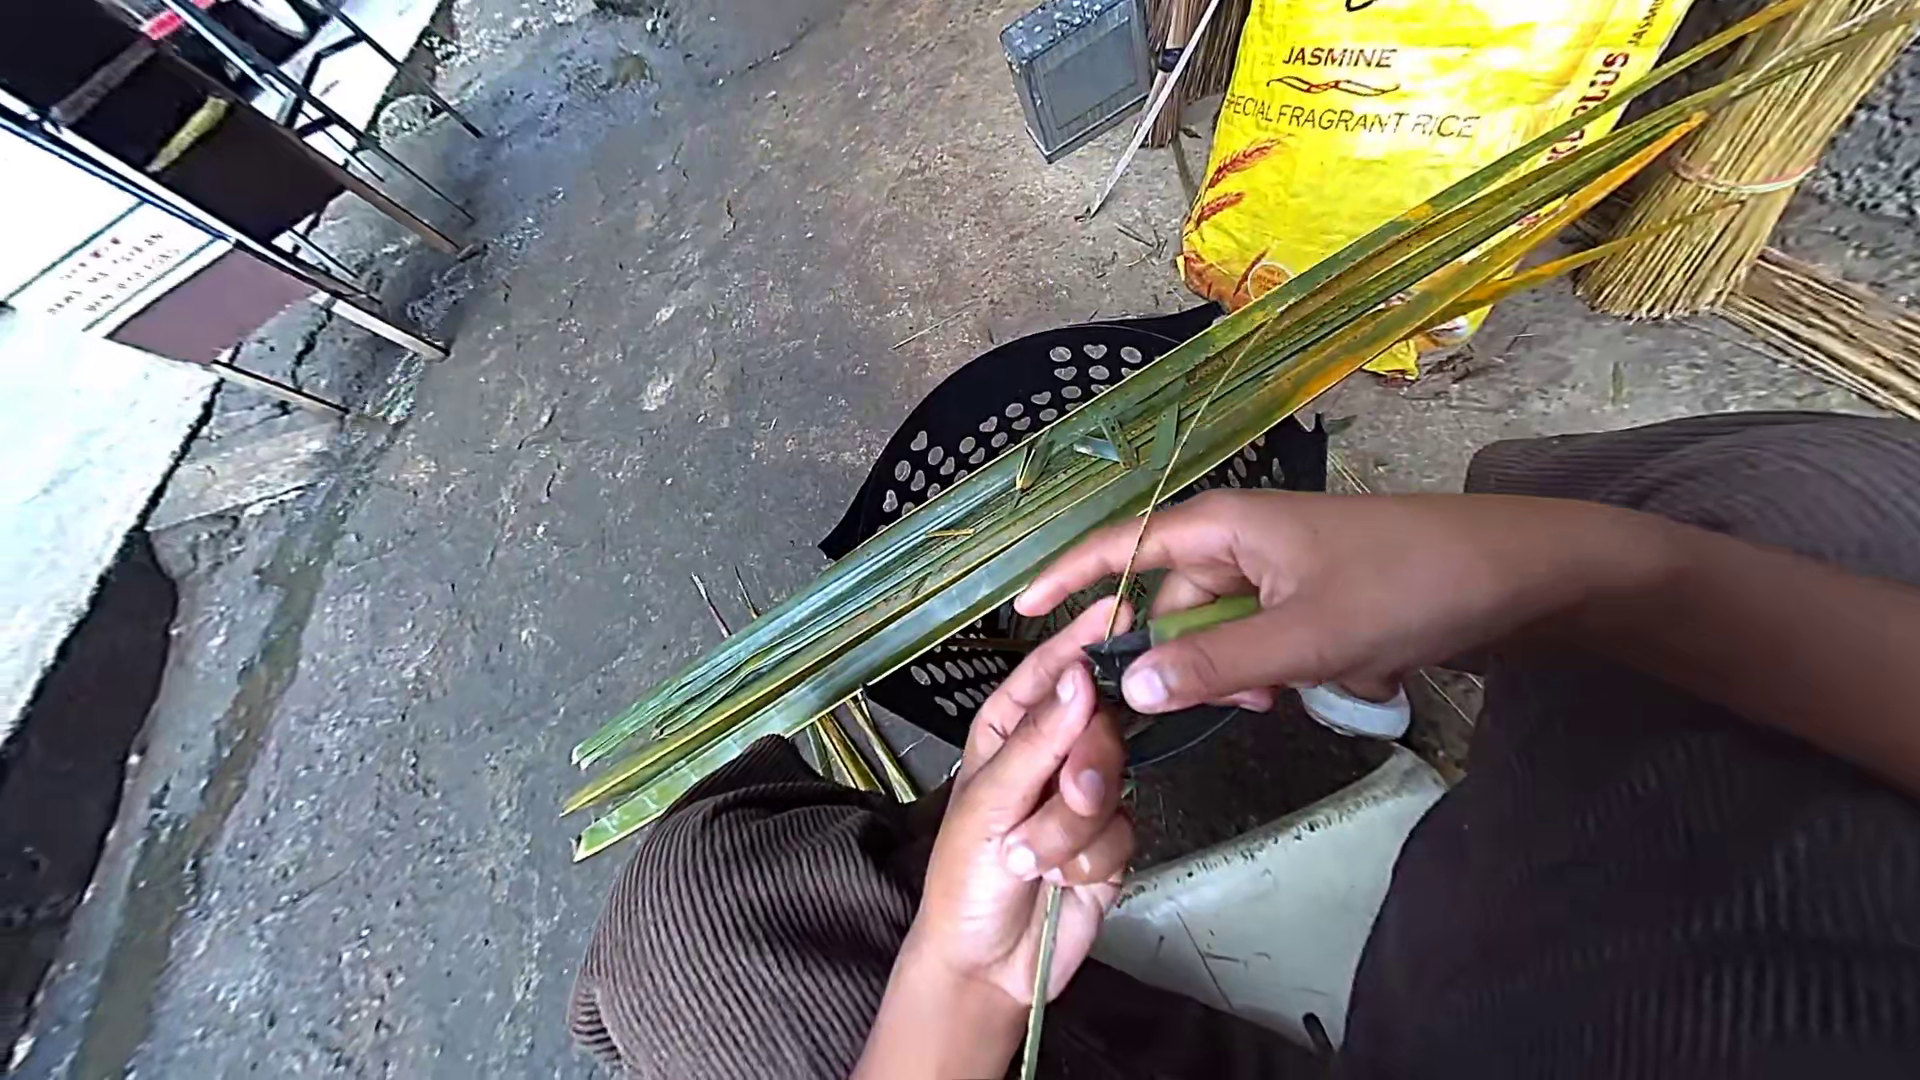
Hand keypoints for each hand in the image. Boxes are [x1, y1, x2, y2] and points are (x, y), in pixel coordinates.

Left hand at [855, 600, 1134, 1079]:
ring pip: (1113, 778)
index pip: (1050, 670)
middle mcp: (1050, 748)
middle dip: (1085, 767)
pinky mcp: (1110, 834)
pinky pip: (1124, 827)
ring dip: (1075, 827)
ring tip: (1037, 857)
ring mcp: (1084, 790)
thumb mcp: (990, 803)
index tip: (1118, 610)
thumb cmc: (966, 872)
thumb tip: (1080, 675)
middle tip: (1067, 797)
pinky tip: (1063, 878)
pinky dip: (1092, 857)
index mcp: (1010, 725)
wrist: (989, 964)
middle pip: (1097, 723)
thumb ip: (1039, 742)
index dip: (1081, 640)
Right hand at [1015, 490, 1677, 714]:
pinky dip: (1268, 668)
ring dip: (1235, 670)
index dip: (1065, 579)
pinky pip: (1248, 637)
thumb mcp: (1306, 635)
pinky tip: (1313, 682)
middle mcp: (1227, 541)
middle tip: (1233, 698)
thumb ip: (1213, 664)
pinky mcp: (1292, 593)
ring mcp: (1261, 569)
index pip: (1115, 547)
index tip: (1022, 613)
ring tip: (1287, 692)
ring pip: (1210, 630)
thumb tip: (1126, 685)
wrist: (1527, 575)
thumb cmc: (1408, 585)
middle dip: (1183, 657)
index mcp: (1215, 526)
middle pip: (1165, 604)